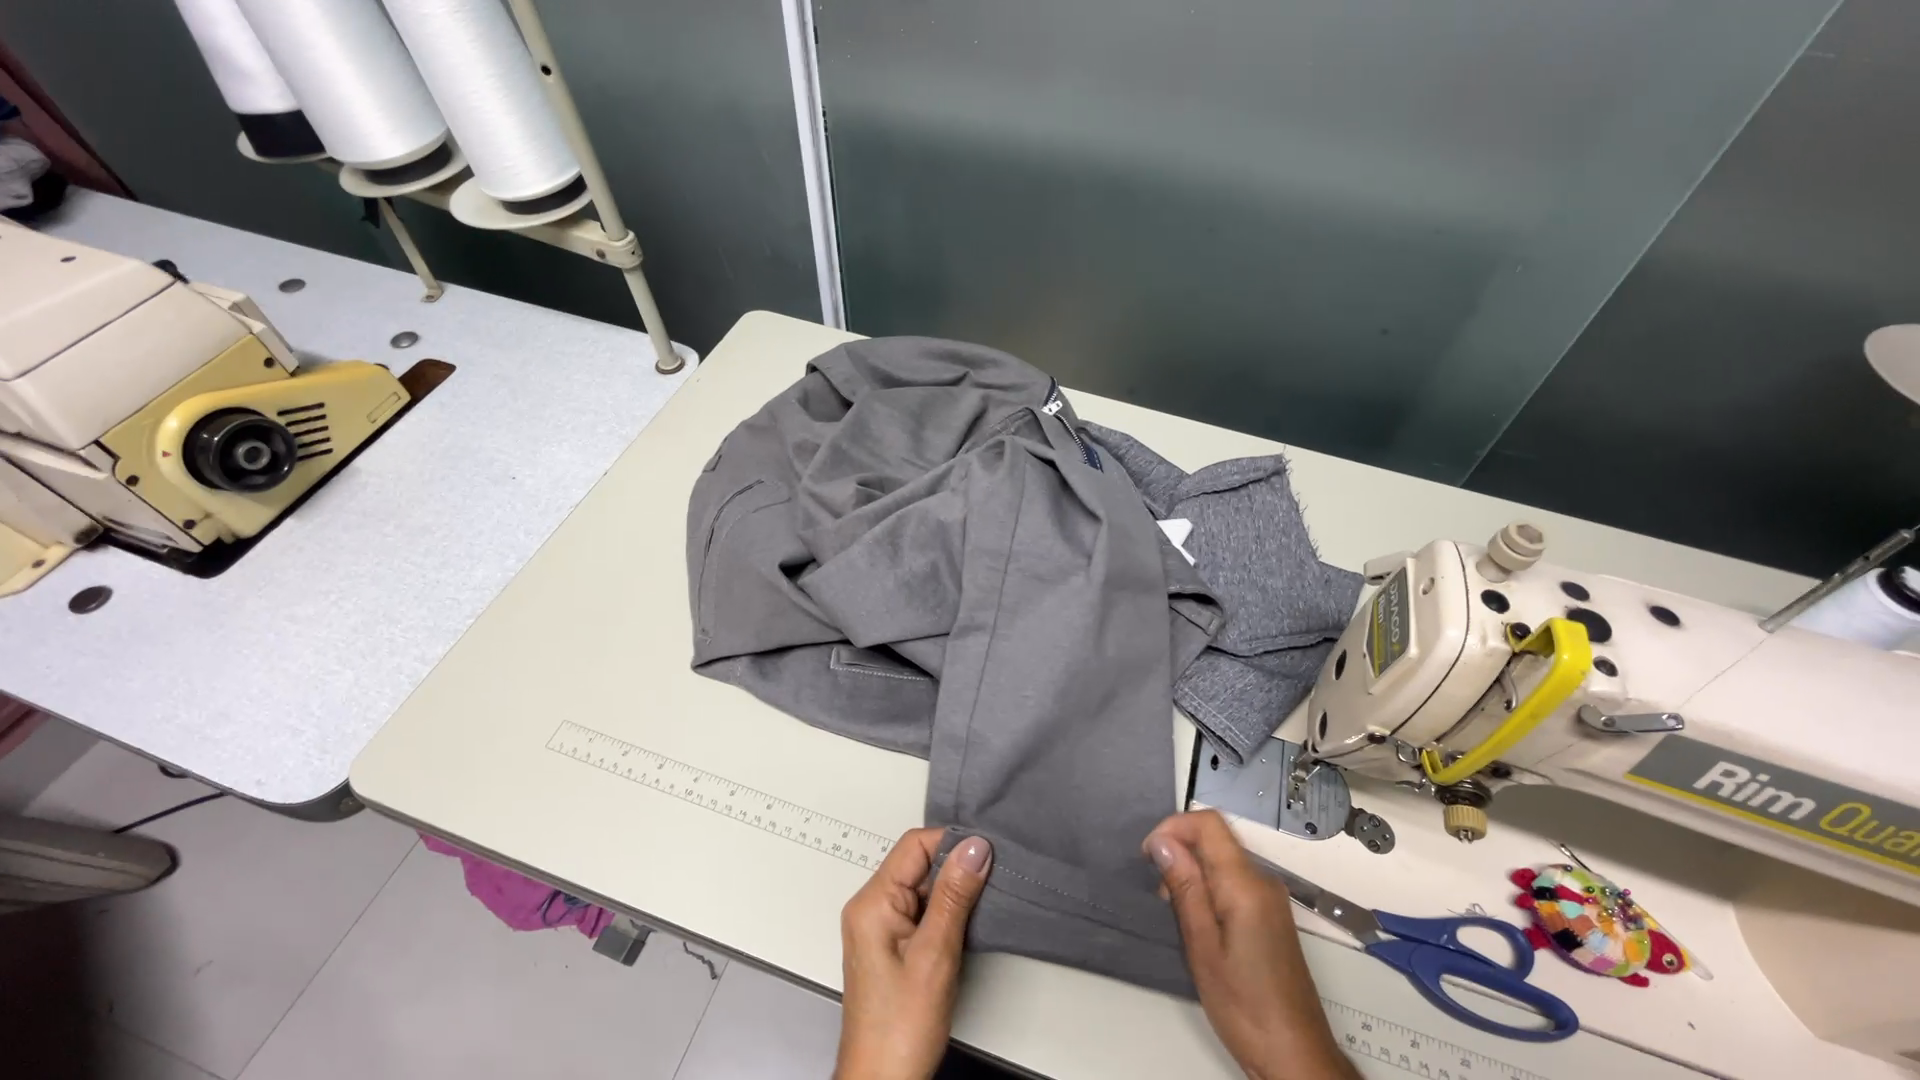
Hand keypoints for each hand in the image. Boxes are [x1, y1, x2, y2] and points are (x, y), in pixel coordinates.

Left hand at [834, 827, 992, 1079]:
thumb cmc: (900, 1030)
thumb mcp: (936, 955)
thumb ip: (954, 896)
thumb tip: (974, 848)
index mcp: (872, 903)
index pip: (914, 845)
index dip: (952, 843)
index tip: (987, 853)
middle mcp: (870, 907)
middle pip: (918, 863)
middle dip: (956, 868)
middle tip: (993, 880)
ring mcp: (880, 926)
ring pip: (923, 886)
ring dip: (953, 892)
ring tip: (983, 906)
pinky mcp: (891, 944)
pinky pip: (921, 910)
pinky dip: (946, 912)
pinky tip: (966, 925)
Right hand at [1145, 811, 1357, 1079]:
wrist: (1294, 1053)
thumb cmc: (1244, 1006)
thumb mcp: (1202, 946)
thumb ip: (1185, 887)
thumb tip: (1162, 841)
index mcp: (1247, 885)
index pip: (1209, 823)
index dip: (1173, 827)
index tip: (1149, 856)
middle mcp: (1264, 881)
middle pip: (1216, 839)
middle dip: (1180, 852)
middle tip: (1161, 893)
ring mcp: (1271, 898)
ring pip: (1223, 859)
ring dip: (1193, 872)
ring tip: (1177, 912)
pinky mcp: (1271, 914)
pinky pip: (1234, 881)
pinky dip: (1209, 888)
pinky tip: (1198, 923)